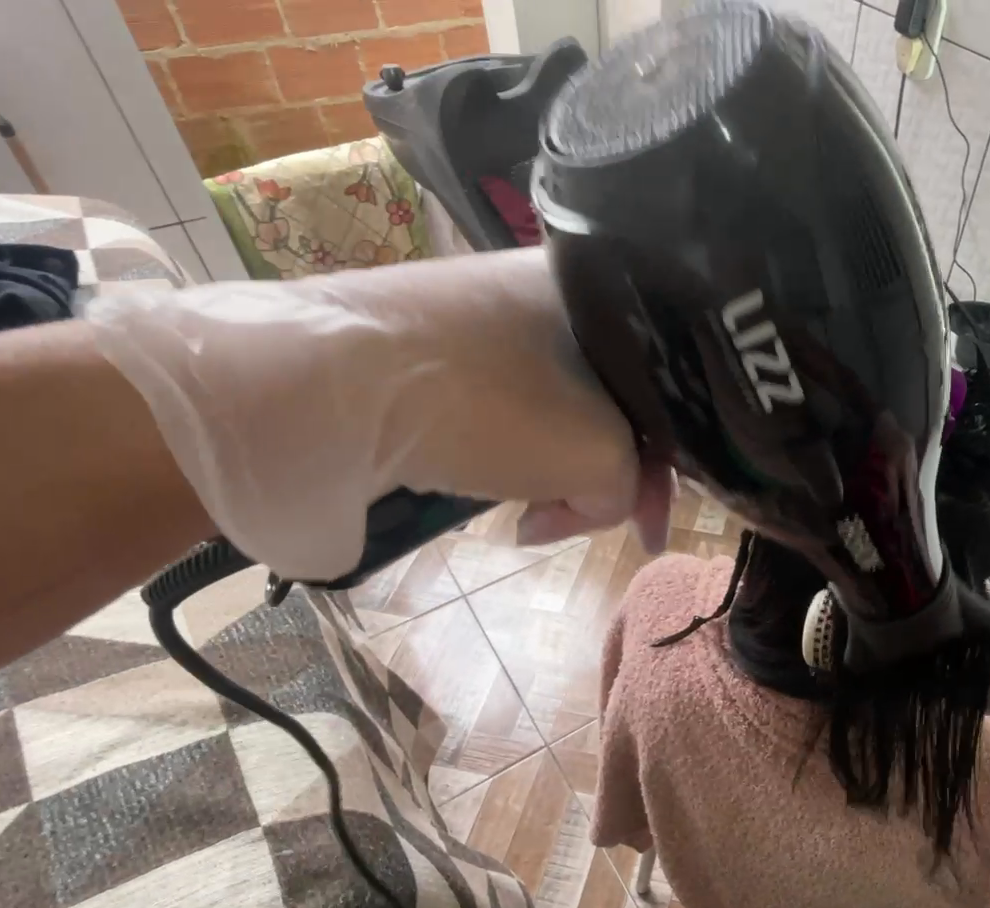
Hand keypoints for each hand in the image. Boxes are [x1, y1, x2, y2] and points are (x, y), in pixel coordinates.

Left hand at [87, 248, 668, 579]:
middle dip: (602, 475)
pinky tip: (486, 483)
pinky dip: (506, 453)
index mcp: (598, 293)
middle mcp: (544, 290)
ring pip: (554, 408)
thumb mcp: (595, 455)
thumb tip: (601, 503)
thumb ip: (630, 486)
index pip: (664, 393)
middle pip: (607, 405)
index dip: (665, 471)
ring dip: (552, 468)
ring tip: (526, 509)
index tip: (645, 534)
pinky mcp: (431, 343)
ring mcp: (482, 312)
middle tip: (577, 521)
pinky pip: (501, 405)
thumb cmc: (485, 408)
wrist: (324, 384)